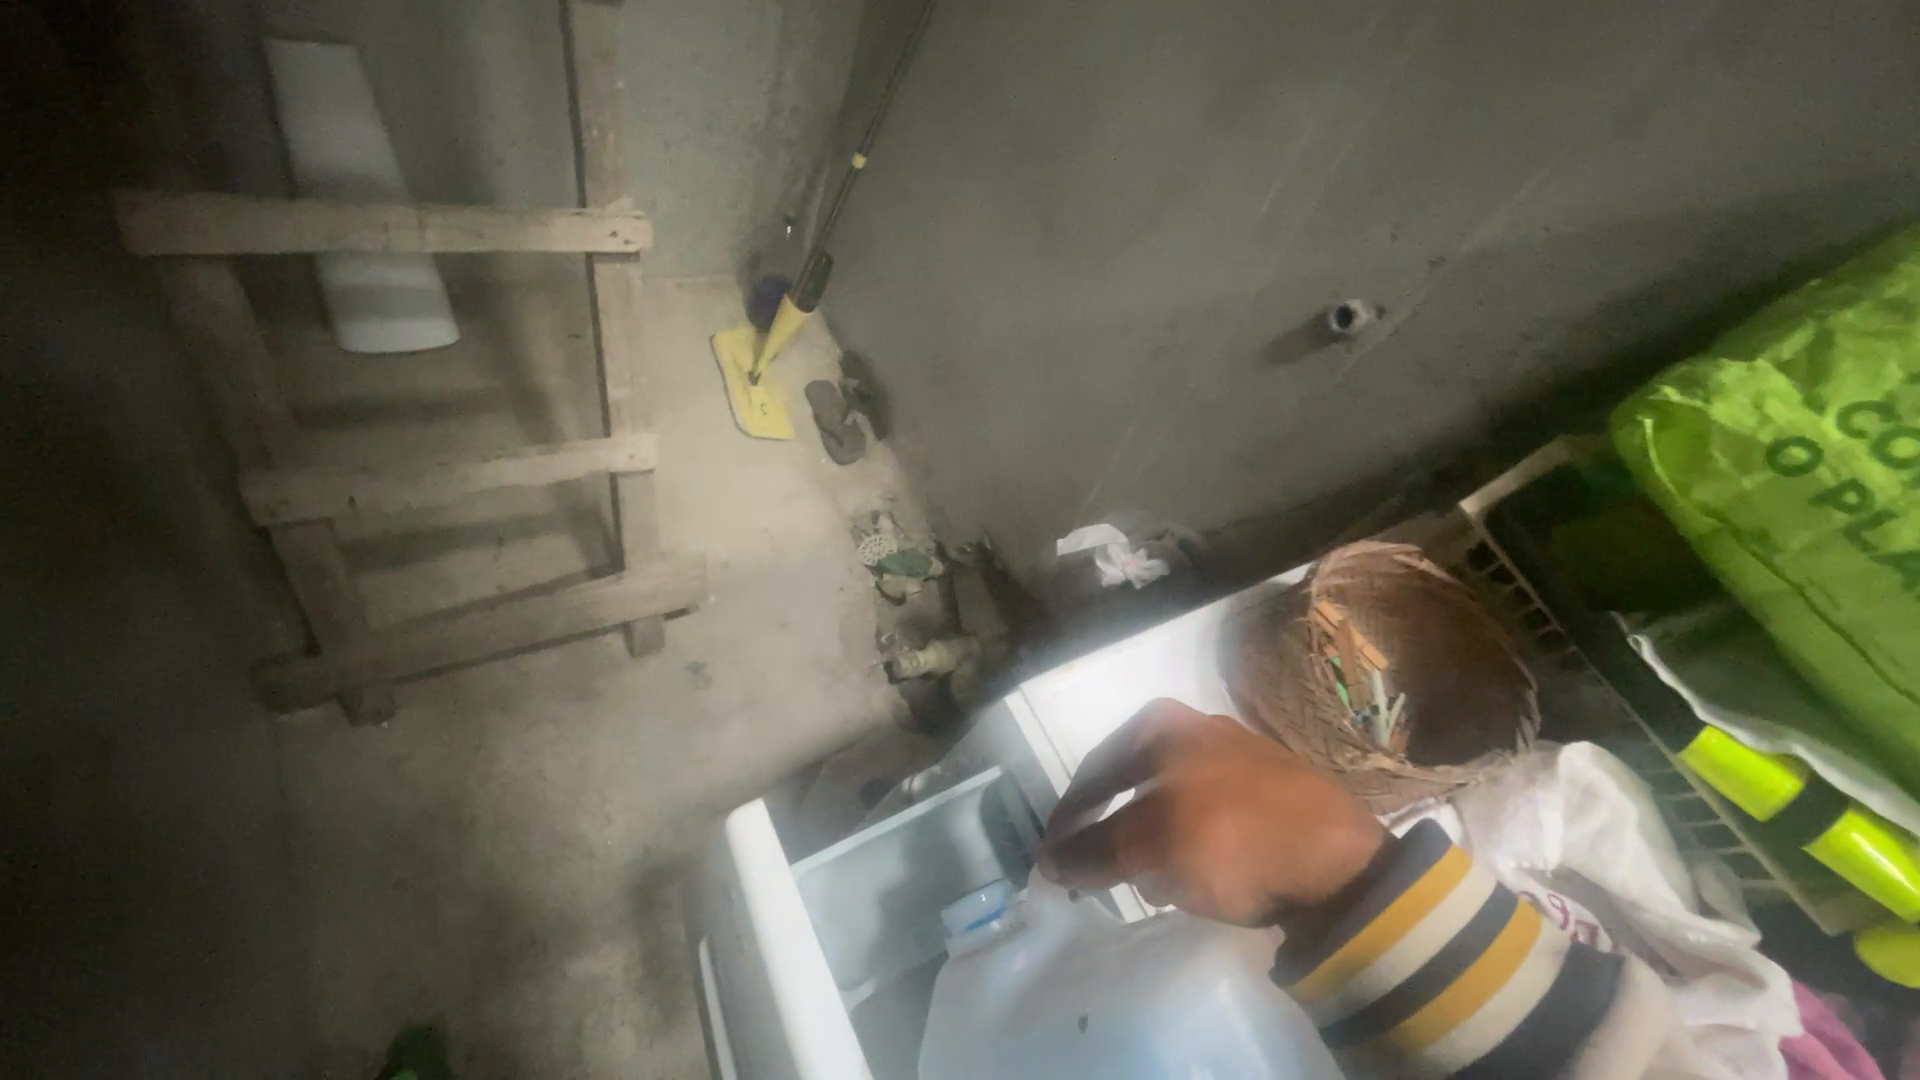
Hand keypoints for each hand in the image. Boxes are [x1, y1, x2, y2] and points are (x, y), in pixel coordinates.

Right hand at [1038, 699, 1384, 927]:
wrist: (1340, 864)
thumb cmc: (1226, 837)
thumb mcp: (1147, 846)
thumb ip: (1092, 851)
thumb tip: (1049, 861)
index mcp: (1161, 723)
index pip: (1094, 769)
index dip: (1068, 816)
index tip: (1054, 855)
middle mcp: (1197, 726)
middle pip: (1133, 782)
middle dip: (1113, 828)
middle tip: (1096, 867)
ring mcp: (1240, 754)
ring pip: (1172, 799)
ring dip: (1152, 838)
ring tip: (1145, 879)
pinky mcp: (1272, 788)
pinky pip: (1211, 815)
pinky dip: (1191, 842)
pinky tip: (1195, 876)